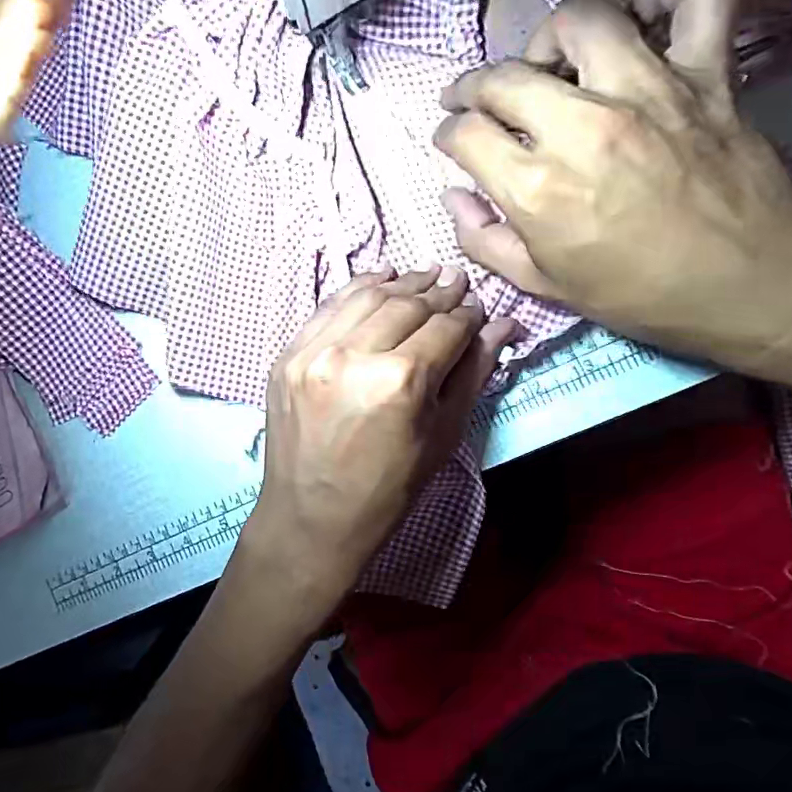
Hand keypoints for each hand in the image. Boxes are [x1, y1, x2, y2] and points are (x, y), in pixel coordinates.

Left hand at [239, 266, 516, 608]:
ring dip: (401, 282)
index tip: (478, 305)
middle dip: (438, 292)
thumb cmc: (390, 487)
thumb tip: (502, 325)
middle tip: (457, 281)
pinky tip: (380, 279)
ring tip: (425, 274)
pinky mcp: (288, 354)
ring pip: (368, 296)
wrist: (313, 518)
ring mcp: (314, 351)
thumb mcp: (444, 434)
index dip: (467, 314)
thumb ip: (473, 372)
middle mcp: (355, 355)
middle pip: (408, 304)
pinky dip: (358, 288)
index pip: (445, 328)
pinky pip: (330, 306)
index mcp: (401, 381)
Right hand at [433, 0, 791, 371]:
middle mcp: (582, 126)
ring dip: (552, 37)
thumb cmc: (643, 296)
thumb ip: (486, 242)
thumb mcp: (548, 288)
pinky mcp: (706, 72)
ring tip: (558, 66)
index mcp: (538, 188)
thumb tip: (453, 195)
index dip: (448, 134)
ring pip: (580, 17)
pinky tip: (647, 10)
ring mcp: (647, 89)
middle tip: (482, 102)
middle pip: (503, 75)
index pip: (464, 133)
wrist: (750, 286)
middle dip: (475, 88)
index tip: (456, 140)